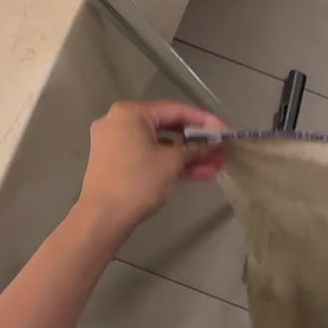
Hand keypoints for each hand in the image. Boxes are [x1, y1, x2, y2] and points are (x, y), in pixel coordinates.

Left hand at [75, 100, 225, 231]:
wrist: (102, 218)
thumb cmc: (138, 182)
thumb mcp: (171, 162)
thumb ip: (195, 148)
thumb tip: (214, 143)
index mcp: (130, 113)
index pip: (174, 110)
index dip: (203, 120)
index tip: (225, 130)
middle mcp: (120, 123)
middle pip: (167, 128)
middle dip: (197, 142)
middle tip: (221, 150)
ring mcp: (117, 144)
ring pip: (160, 146)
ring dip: (188, 156)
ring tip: (217, 166)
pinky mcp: (118, 164)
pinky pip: (149, 158)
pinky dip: (170, 164)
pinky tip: (199, 174)